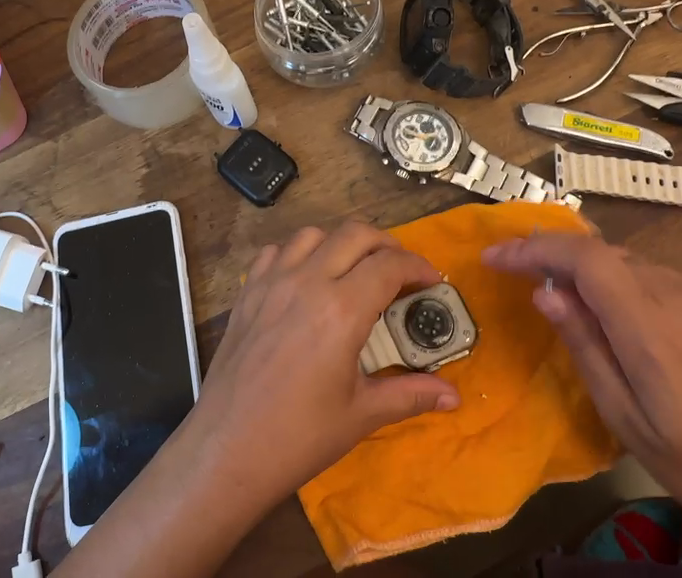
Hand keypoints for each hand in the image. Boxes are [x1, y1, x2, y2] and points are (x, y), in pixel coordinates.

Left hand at [187, 222, 460, 504]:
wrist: (228, 446)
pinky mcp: (247, 292)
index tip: (430, 282)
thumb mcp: (362, 414)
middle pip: (354, 234)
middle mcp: (307, 282)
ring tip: (354, 270)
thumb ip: (410, 394)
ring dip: (340, 243)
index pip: (389, 265)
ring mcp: (271, 282)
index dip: (417, 267)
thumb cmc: (300, 435)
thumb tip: (453, 396)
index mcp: (341, 310)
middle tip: (400, 271)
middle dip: (385, 245)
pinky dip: (298, 253)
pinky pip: (275, 252)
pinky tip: (306, 279)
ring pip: (313, 234)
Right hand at [482, 234, 681, 577]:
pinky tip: (609, 310)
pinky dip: (619, 281)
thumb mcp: (628, 420)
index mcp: (651, 324)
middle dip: (553, 253)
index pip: (583, 257)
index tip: (494, 257)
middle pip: (604, 252)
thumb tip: (547, 294)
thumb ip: (586, 347)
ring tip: (554, 290)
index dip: (533, 248)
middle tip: (512, 269)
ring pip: (630, 262)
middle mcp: (680, 296)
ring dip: (586, 267)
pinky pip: (656, 278)